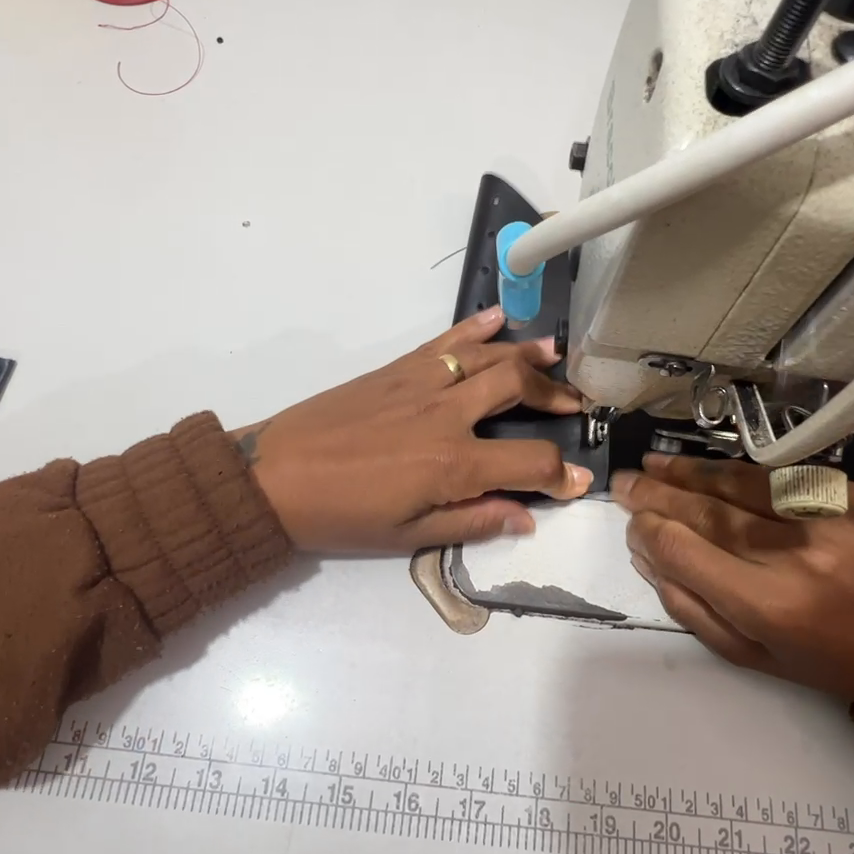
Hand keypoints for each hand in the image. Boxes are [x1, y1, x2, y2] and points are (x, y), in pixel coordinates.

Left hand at [237, 307, 594, 552]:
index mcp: (452, 464)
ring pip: (487, 356)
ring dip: (525, 354)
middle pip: (516, 387)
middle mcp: (446, 414)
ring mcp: (421, 383)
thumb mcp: (407, 536)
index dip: (562, 475)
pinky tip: (498, 317)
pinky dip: (474, 327)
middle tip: (573, 405)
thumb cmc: (340, 516)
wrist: (275, 475)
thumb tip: (525, 518)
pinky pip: (444, 341)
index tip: (579, 482)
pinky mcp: (397, 367)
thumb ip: (471, 522)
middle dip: (553, 395)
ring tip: (554, 355)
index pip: (530, 462)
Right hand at [612, 454, 853, 702]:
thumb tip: (646, 554)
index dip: (648, 532)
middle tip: (623, 484)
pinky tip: (705, 468)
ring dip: (688, 473)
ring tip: (652, 466)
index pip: (685, 551)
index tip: (629, 524)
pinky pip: (777, 476)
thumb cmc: (831, 663)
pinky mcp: (851, 494)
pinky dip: (735, 472)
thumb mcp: (752, 657)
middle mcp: (797, 553)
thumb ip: (691, 607)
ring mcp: (828, 516)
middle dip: (656, 496)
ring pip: (738, 483)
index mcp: (771, 605)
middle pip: (706, 512)